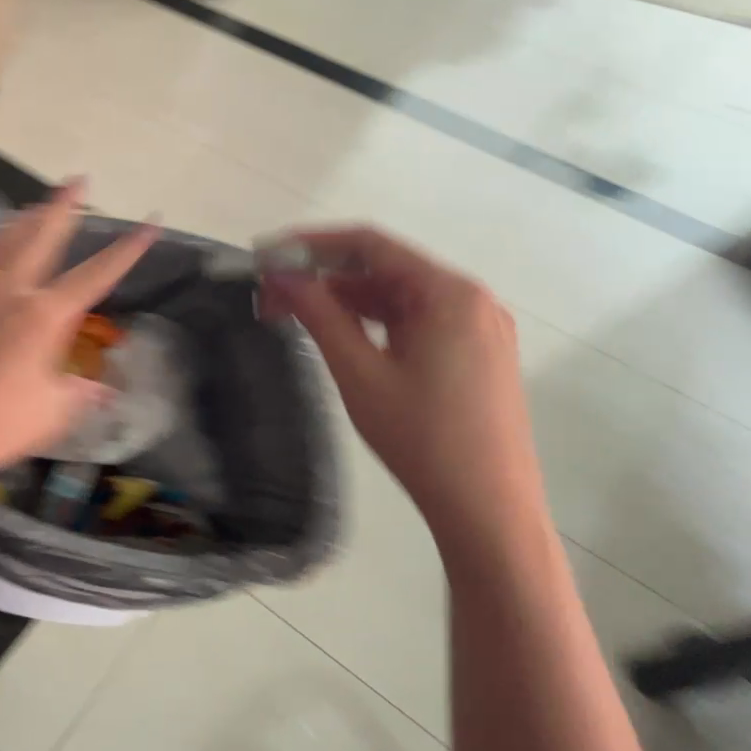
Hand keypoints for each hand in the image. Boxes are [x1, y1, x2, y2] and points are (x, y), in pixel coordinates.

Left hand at [0, 181, 158, 510]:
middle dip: (61, 207)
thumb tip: (100, 385)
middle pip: (39, 238)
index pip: (96, 274)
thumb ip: (80, 391)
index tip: (150, 222)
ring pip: (1, 244)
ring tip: (36, 204)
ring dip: (22, 219)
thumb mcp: (54, 411)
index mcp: (43, 316)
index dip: (127, 249)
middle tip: (77, 180)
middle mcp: (10, 295)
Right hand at [261, 226, 543, 541]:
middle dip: (322, 276)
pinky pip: (413, 319)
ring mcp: (477, 328)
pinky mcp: (474, 353)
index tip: (263, 255)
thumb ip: (318, 313)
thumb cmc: (420, 436)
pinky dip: (370, 320)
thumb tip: (278, 273)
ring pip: (396, 295)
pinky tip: (336, 336)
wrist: (487, 506)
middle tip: (267, 297)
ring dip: (342, 299)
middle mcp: (470, 300)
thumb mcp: (358, 371)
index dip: (311, 243)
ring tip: (290, 318)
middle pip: (383, 268)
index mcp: (450, 295)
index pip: (371, 245)